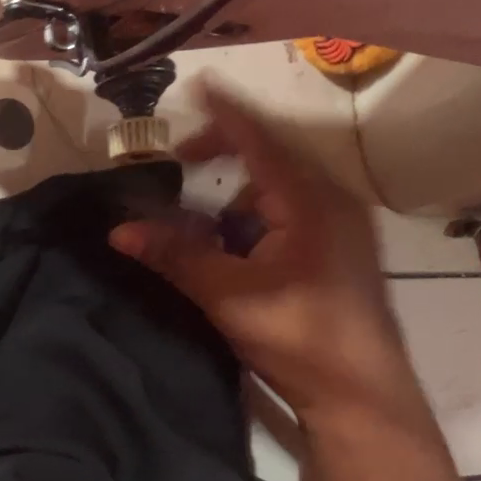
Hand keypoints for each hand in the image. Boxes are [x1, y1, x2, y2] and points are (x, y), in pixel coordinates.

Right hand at [107, 81, 410, 415]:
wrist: (360, 394)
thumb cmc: (299, 337)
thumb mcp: (228, 294)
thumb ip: (175, 256)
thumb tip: (120, 231)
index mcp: (310, 201)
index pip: (260, 140)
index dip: (224, 113)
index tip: (197, 87)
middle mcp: (331, 203)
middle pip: (270, 160)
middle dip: (224, 156)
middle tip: (181, 161)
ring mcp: (338, 229)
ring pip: (277, 193)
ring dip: (235, 199)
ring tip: (200, 223)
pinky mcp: (336, 254)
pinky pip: (288, 217)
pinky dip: (252, 221)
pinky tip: (231, 250)